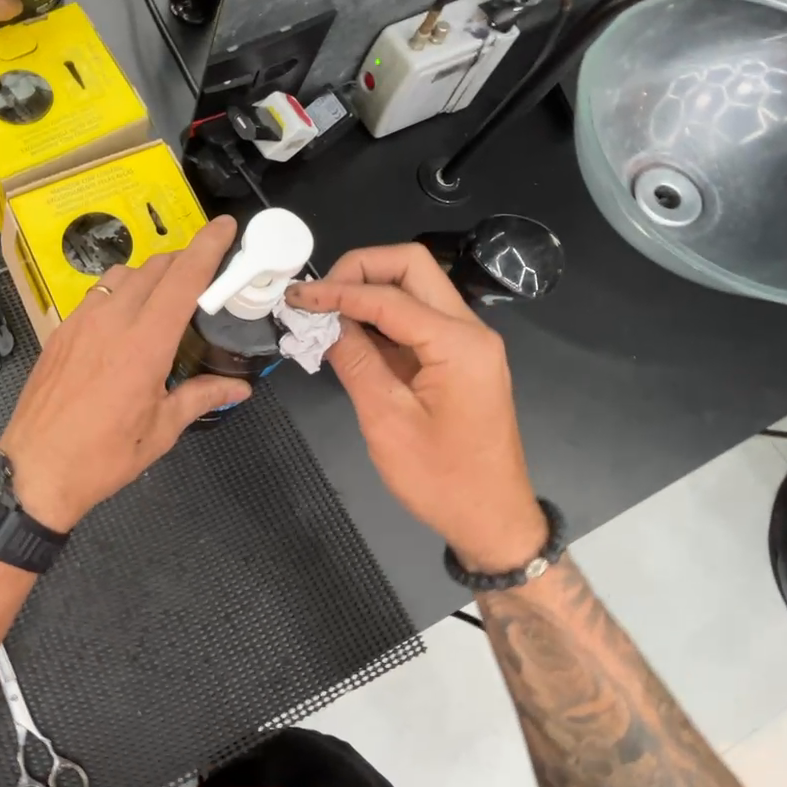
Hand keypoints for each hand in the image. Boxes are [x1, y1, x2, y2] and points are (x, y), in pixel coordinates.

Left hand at [4, 217, 251, 531]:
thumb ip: (200, 397)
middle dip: (183, 260)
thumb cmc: (103, 457)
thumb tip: (239, 388)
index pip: (183, 278)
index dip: (208, 246)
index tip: (225, 225)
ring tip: (164, 293)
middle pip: (154, 268)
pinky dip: (120, 292)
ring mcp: (80, 322)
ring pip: (121, 275)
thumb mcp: (161, 430)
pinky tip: (125, 318)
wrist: (34, 471)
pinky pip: (96, 295)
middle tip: (204, 271)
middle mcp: (112, 322)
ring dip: (149, 273)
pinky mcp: (60, 332)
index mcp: (145, 344)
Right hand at [285, 245, 547, 571]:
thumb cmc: (441, 478)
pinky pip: (415, 319)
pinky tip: (345, 333)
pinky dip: (379, 317)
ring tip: (322, 312)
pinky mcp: (455, 359)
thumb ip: (354, 360)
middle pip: (412, 267)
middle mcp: (468, 331)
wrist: (491, 520)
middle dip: (359, 269)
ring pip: (414, 287)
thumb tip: (320, 321)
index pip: (388, 295)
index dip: (336, 291)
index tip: (295, 296)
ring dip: (368, 290)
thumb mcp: (386, 419)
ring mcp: (465, 343)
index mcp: (458, 343)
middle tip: (317, 296)